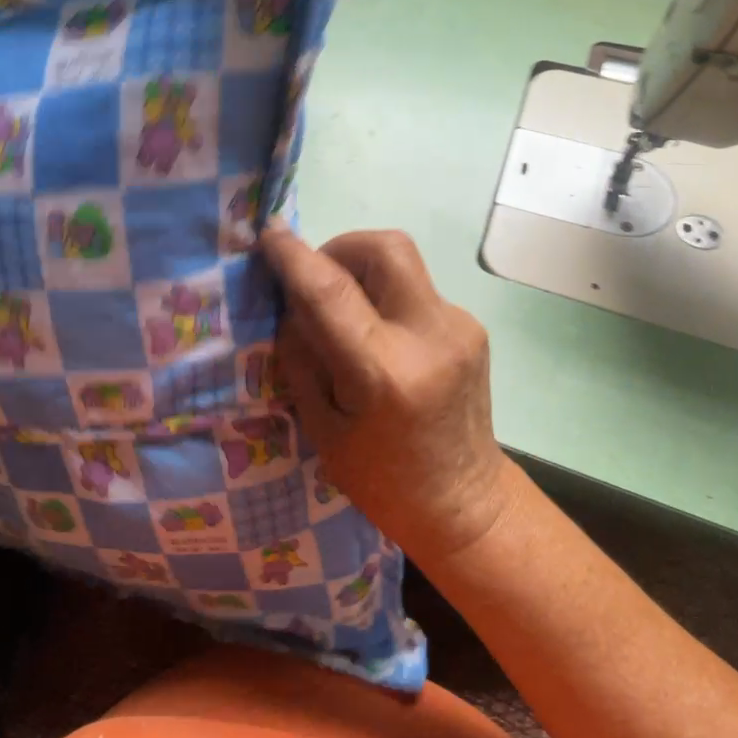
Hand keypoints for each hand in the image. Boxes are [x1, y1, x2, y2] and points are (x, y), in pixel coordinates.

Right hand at [260, 223, 516, 557]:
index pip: (330, 291)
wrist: (464, 503)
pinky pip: (414, 289)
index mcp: (384, 372)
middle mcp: (429, 336)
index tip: (268, 235)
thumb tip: (292, 301)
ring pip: (401, 263)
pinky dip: (382, 296)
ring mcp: (459, 327)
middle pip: (384, 248)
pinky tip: (373, 335)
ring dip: (361, 271)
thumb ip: (303, 355)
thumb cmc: (379, 478)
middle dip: (339, 247)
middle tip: (313, 278)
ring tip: (341, 312)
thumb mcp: (321, 425)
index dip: (293, 256)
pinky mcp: (469, 327)